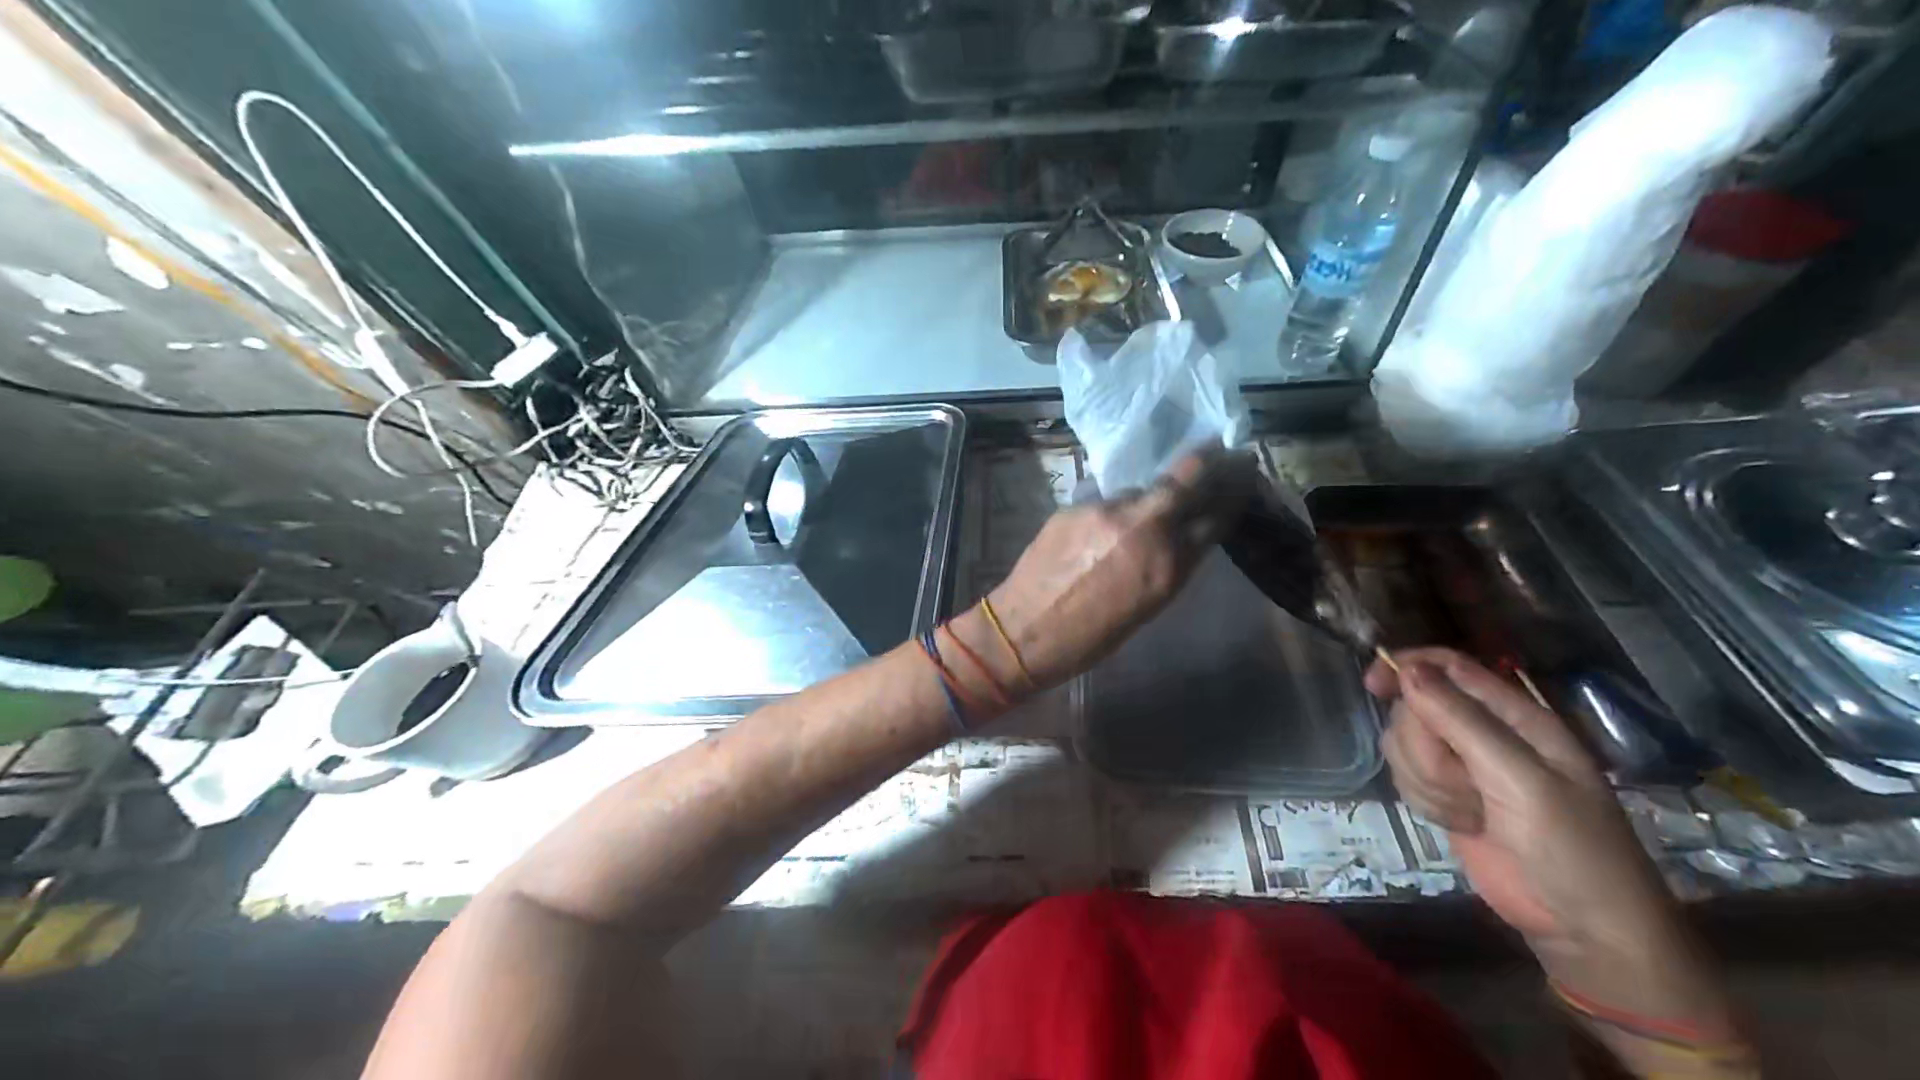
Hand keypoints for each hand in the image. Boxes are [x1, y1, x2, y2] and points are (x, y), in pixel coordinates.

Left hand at [959, 449, 1254, 694]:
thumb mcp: (1149, 606)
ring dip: (1152, 494)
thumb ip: (1170, 563)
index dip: (1234, 491)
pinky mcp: (1074, 506)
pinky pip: (1107, 498)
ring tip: (1151, 505)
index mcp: (1168, 565)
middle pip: (1188, 477)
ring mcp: (1105, 511)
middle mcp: (1143, 528)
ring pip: (1142, 488)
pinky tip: (1108, 523)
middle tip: (1221, 452)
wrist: (1024, 631)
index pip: (1216, 515)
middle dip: (1211, 460)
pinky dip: (1115, 507)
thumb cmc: (1091, 637)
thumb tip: (1181, 531)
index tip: (1243, 474)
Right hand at [1369, 649, 1746, 1066]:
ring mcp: (1464, 765)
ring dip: (1425, 780)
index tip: (1374, 685)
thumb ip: (1462, 722)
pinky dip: (1424, 801)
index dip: (1406, 667)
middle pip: (1415, 709)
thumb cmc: (1572, 849)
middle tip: (1462, 785)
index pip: (1448, 667)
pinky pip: (1406, 777)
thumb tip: (1407, 670)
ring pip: (1404, 745)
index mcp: (1515, 716)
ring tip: (1469, 811)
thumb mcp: (1522, 780)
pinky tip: (1459, 823)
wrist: (1584, 929)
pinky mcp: (1447, 795)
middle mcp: (1485, 732)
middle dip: (1423, 748)